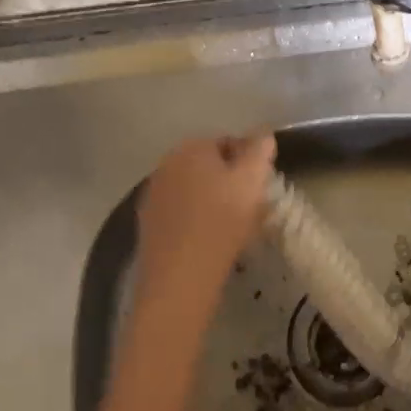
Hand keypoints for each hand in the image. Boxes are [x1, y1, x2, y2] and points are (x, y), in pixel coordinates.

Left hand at [136, 134, 276, 302]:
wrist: (179, 277)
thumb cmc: (221, 222)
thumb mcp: (252, 181)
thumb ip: (260, 150)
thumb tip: (263, 132)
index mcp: (192, 147)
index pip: (228, 143)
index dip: (248, 164)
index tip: (260, 188)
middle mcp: (167, 162)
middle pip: (208, 167)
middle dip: (229, 182)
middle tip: (251, 209)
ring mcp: (153, 192)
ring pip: (193, 190)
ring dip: (212, 201)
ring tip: (233, 229)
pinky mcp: (147, 222)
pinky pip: (179, 213)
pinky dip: (194, 220)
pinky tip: (208, 241)